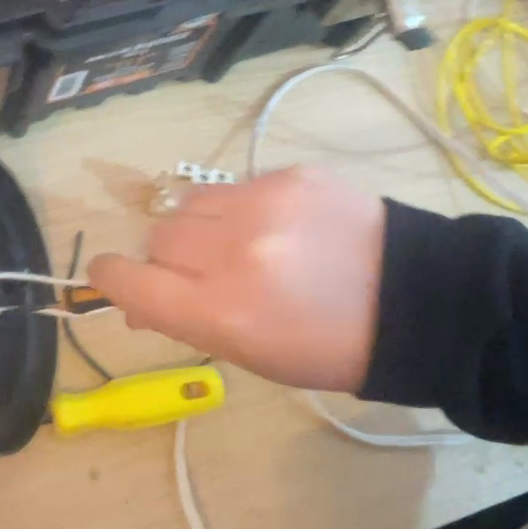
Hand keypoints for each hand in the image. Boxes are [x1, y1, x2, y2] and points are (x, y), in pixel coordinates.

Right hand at [86, 166, 384, 392]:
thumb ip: (183, 320)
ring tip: (242, 242)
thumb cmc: (327, 346)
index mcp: (221, 312)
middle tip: (205, 271)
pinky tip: (283, 226)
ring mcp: (262, 205)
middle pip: (157, 238)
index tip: (110, 273)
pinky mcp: (289, 174)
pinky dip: (244, 207)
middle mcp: (232, 252)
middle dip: (168, 257)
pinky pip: (236, 186)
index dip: (109, 276)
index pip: (127, 280)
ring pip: (189, 203)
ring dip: (201, 225)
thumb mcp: (251, 354)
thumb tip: (134, 300)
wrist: (418, 300)